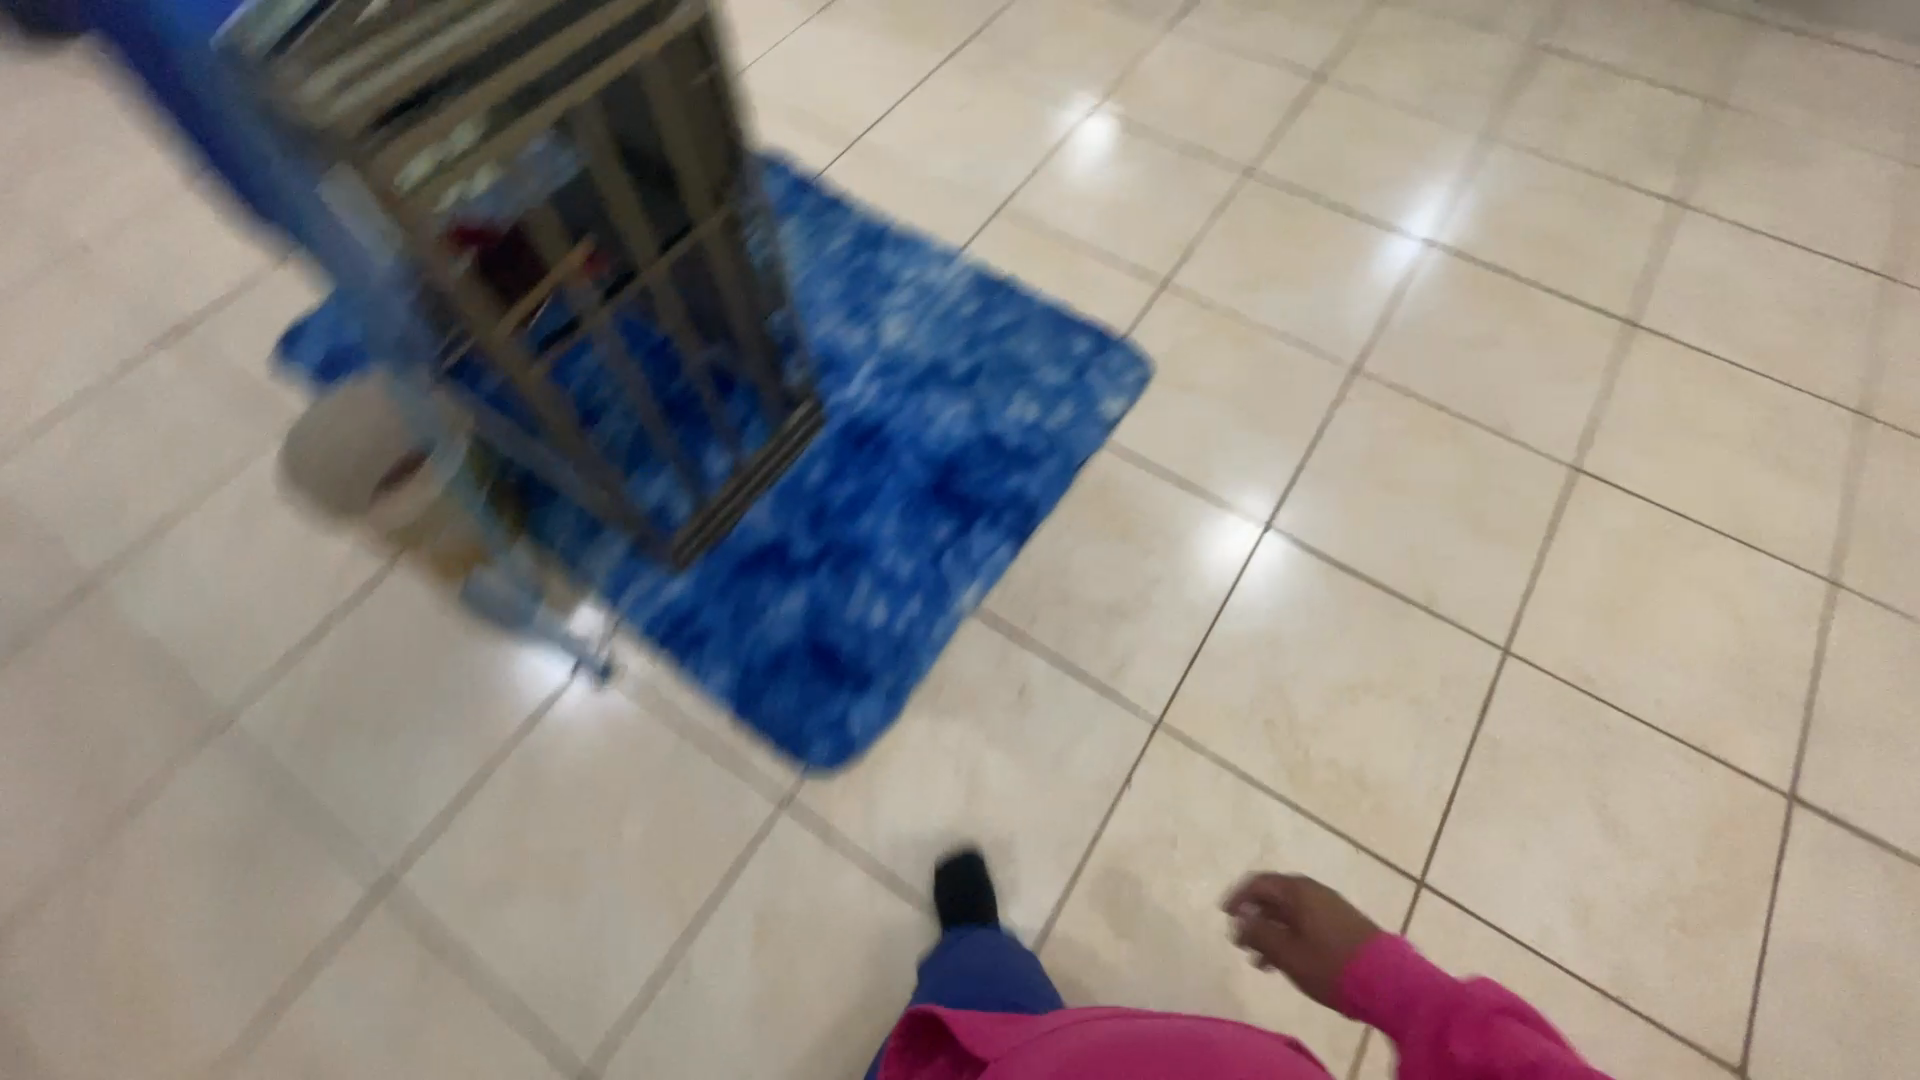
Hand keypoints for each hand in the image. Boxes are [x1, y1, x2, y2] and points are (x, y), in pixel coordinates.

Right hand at [1222, 872, 1383, 1012]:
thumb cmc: (1330, 964)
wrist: (1391, 983)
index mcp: (1297, 890)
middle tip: (1242, 942)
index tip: (1225, 916)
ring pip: (1291, 913)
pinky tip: (1288, 962)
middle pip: (1274, 897)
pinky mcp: (1344, 924)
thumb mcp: (1287, 952)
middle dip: (1255, 918)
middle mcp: (1313, 891)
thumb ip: (1258, 933)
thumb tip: (1240, 920)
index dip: (1237, 897)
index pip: (1257, 883)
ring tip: (1261, 962)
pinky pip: (1307, 923)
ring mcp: (1331, 907)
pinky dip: (1291, 937)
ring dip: (1272, 932)